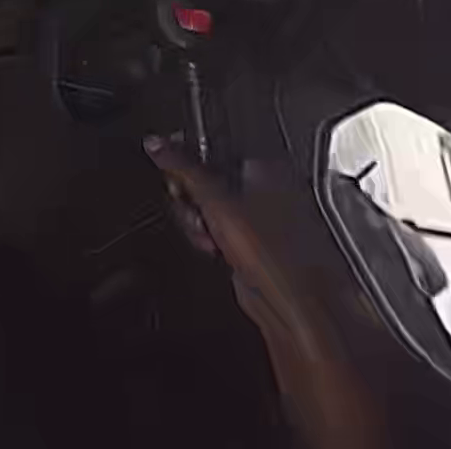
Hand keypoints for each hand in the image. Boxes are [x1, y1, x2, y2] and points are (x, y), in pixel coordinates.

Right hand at [143, 135, 312, 339]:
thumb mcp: (214, 197)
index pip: (212, 148)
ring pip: (208, 206)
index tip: (173, 170)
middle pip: (205, 178)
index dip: (187, 159)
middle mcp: (266, 189)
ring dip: (197, 220)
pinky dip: (208, 237)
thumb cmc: (275, 251)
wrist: (295, 307)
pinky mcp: (251, 245)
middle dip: (190, 196)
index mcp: (265, 167)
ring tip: (206, 233)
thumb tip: (155, 143)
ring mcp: (259, 219)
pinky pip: (216, 229)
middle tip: (190, 204)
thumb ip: (181, 166)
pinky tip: (213, 246)